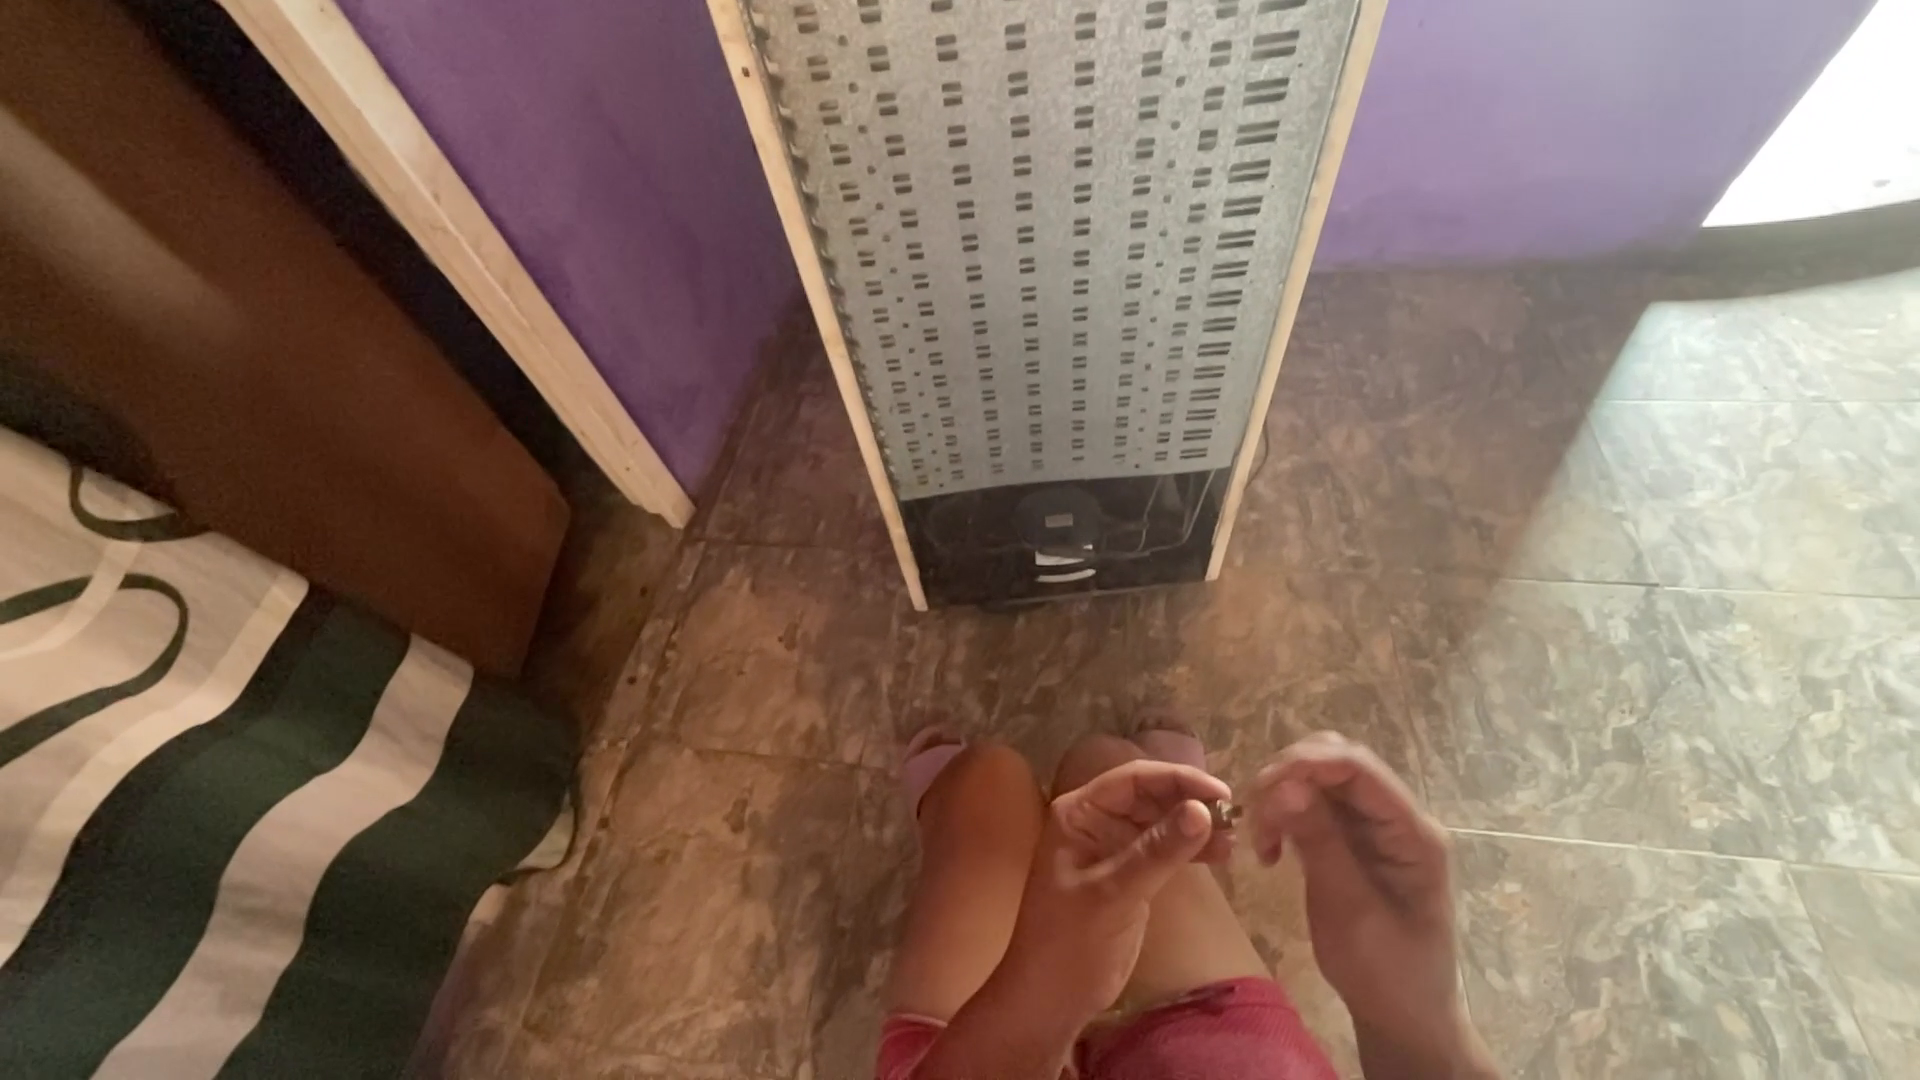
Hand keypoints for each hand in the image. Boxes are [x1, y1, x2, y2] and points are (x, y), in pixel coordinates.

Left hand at [1002, 758, 1231, 1025]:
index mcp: (1079, 812)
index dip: (1177, 779)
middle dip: (1190, 800)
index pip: (1132, 779)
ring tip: (1234, 837)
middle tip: (1235, 816)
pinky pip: (1164, 849)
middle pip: (1149, 796)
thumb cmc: (1069, 941)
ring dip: (1195, 824)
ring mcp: (1113, 847)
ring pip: (1160, 821)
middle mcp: (1096, 820)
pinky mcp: (1130, 874)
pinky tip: (1220, 854)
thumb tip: (1203, 810)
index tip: (1221, 793)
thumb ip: (1157, 851)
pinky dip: (1191, 849)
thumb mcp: (1113, 894)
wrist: (1051, 997)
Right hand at [1250, 733, 1494, 1076]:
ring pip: (1317, 778)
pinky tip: (1270, 850)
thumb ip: (1321, 842)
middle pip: (1336, 761)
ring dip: (1280, 797)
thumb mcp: (1350, 909)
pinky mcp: (1348, 838)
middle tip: (1257, 815)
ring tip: (1262, 842)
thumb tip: (1286, 784)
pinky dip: (1281, 816)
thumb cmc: (1386, 972)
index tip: (1262, 787)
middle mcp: (1394, 818)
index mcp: (1413, 832)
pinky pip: (1309, 804)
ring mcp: (1371, 826)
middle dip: (1289, 776)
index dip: (1307, 762)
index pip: (1359, 767)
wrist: (1402, 1019)